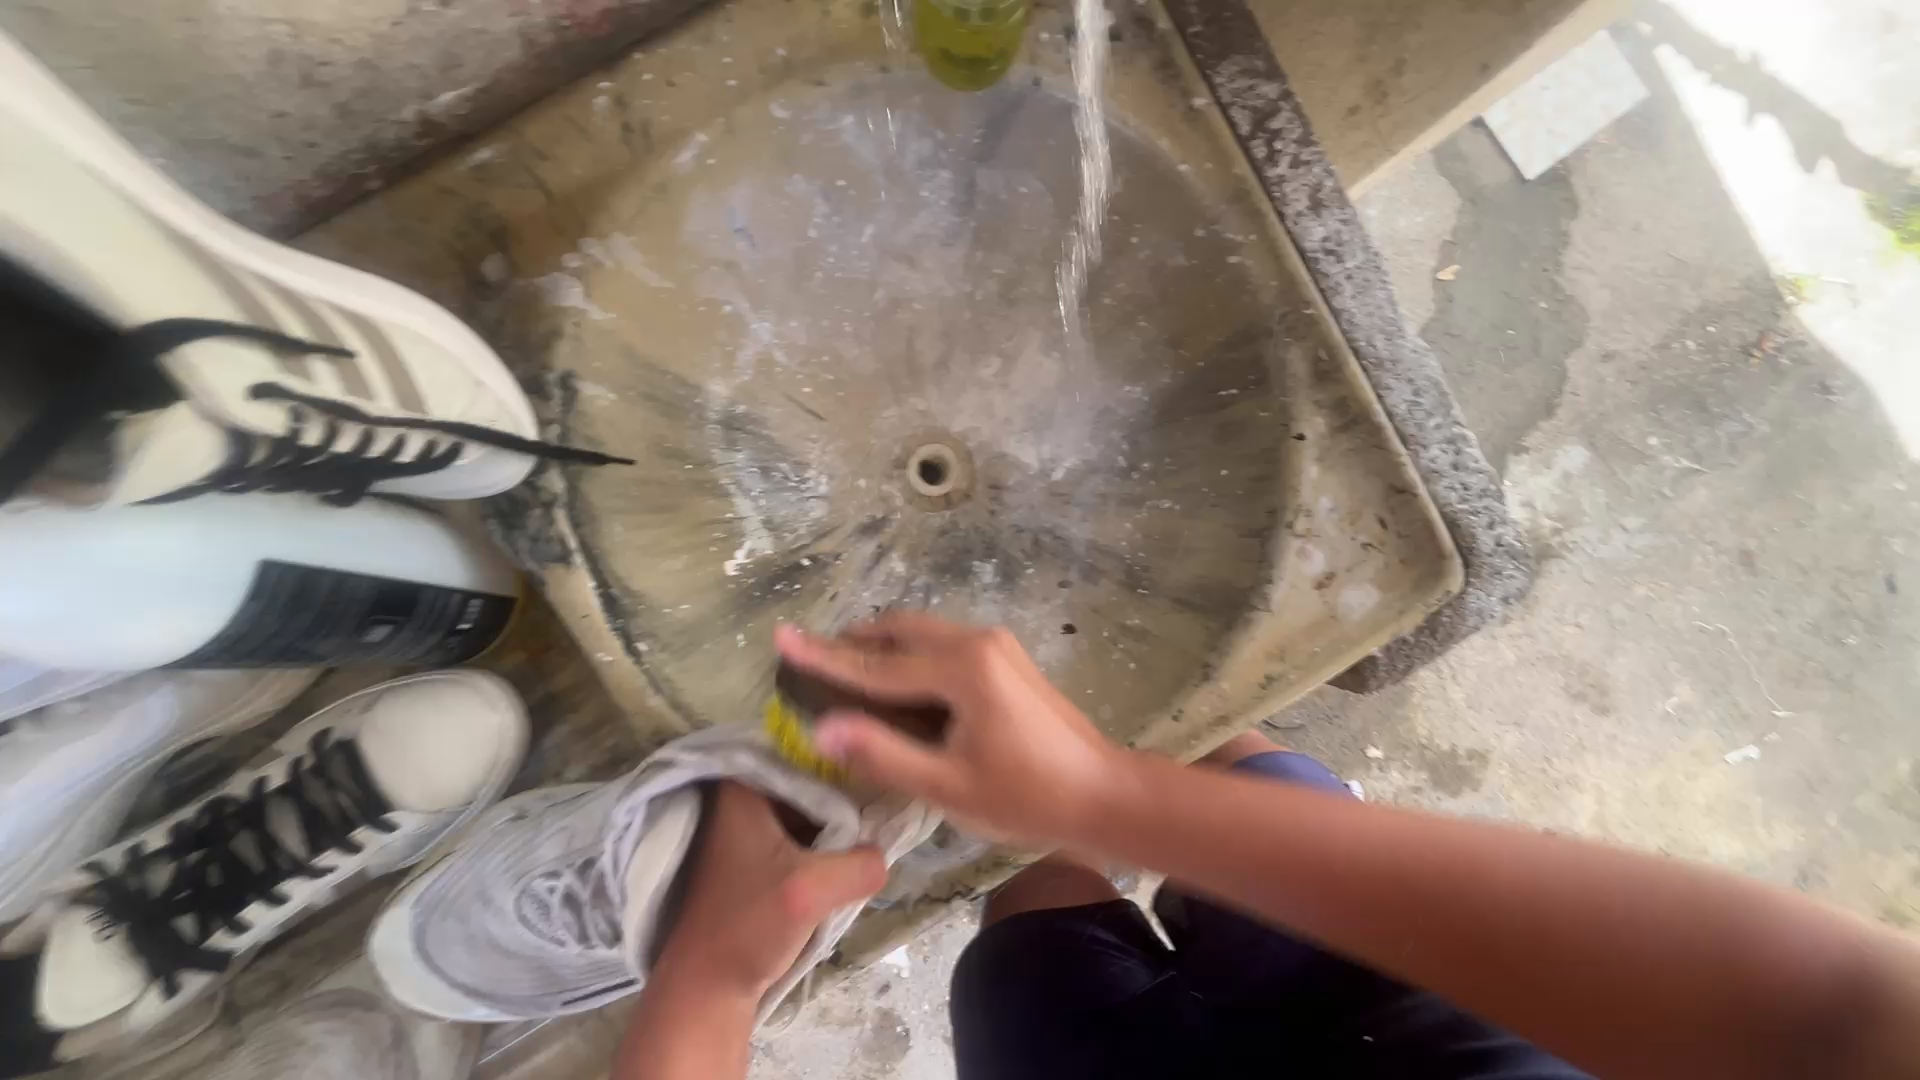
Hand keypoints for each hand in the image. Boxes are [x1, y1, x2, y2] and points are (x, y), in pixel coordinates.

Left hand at [652, 781, 886, 1003]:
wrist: (707, 989)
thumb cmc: (748, 929)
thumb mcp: (812, 891)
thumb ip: (862, 863)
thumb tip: (884, 853)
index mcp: (743, 786)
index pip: (810, 754)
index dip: (847, 766)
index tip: (880, 780)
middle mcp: (742, 794)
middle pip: (813, 779)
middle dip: (846, 797)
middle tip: (882, 811)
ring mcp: (749, 824)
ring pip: (812, 806)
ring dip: (839, 824)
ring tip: (870, 834)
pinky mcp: (758, 852)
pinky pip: (804, 830)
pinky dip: (826, 842)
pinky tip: (849, 856)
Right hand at [774, 614, 1129, 846]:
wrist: (1103, 794)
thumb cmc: (1026, 797)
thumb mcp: (948, 786)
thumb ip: (883, 753)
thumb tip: (823, 727)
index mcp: (962, 668)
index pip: (877, 664)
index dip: (823, 656)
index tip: (780, 636)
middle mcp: (977, 641)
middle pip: (900, 632)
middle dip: (854, 643)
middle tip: (812, 659)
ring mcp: (996, 645)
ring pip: (923, 633)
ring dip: (883, 647)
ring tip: (846, 669)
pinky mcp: (1006, 658)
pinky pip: (944, 644)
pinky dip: (911, 655)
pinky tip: (898, 683)